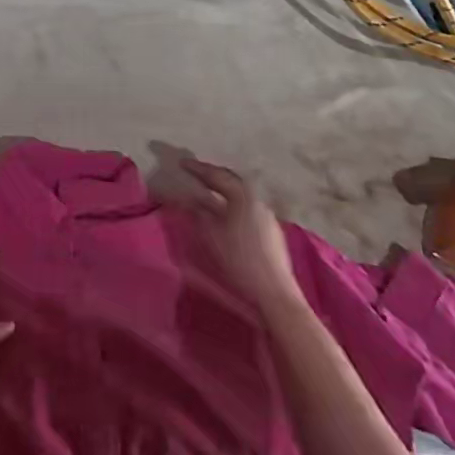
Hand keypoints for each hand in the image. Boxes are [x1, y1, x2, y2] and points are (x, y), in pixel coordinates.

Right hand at [179, 158, 302, 309]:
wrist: (273, 291)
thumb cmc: (238, 259)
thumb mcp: (211, 234)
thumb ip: (198, 211)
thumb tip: (187, 198)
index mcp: (243, 196)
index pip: (217, 175)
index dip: (198, 169)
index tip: (182, 163)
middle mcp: (257, 199)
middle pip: (232, 181)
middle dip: (213, 176)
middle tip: (195, 173)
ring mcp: (266, 214)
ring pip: (241, 194)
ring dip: (223, 189)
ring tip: (208, 190)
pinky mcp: (270, 229)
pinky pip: (247, 206)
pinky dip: (232, 202)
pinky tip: (225, 211)